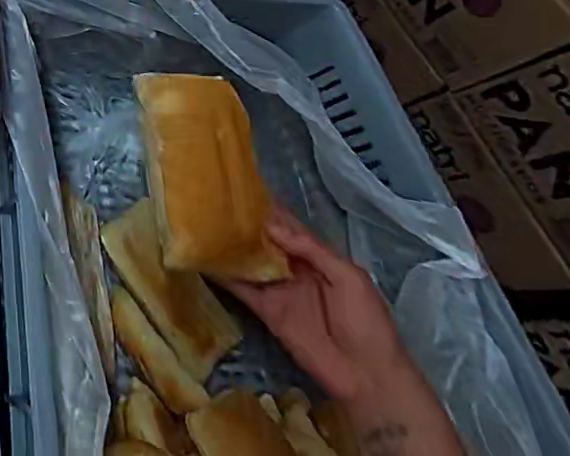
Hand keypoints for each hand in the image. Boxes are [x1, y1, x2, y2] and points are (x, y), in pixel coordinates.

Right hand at [214, 206, 415, 404]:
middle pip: (263, 240)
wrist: (369, 379)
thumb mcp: (349, 278)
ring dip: (229, 246)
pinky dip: (224, 276)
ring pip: (249, 261)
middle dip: (243, 223)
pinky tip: (204, 259)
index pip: (288, 225)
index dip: (268, 208)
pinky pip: (242, 289)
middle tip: (212, 202)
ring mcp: (277, 289)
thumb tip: (273, 226)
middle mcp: (292, 268)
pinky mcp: (265, 310)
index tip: (241, 189)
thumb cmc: (367, 322)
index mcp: (315, 256)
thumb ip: (312, 250)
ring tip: (201, 224)